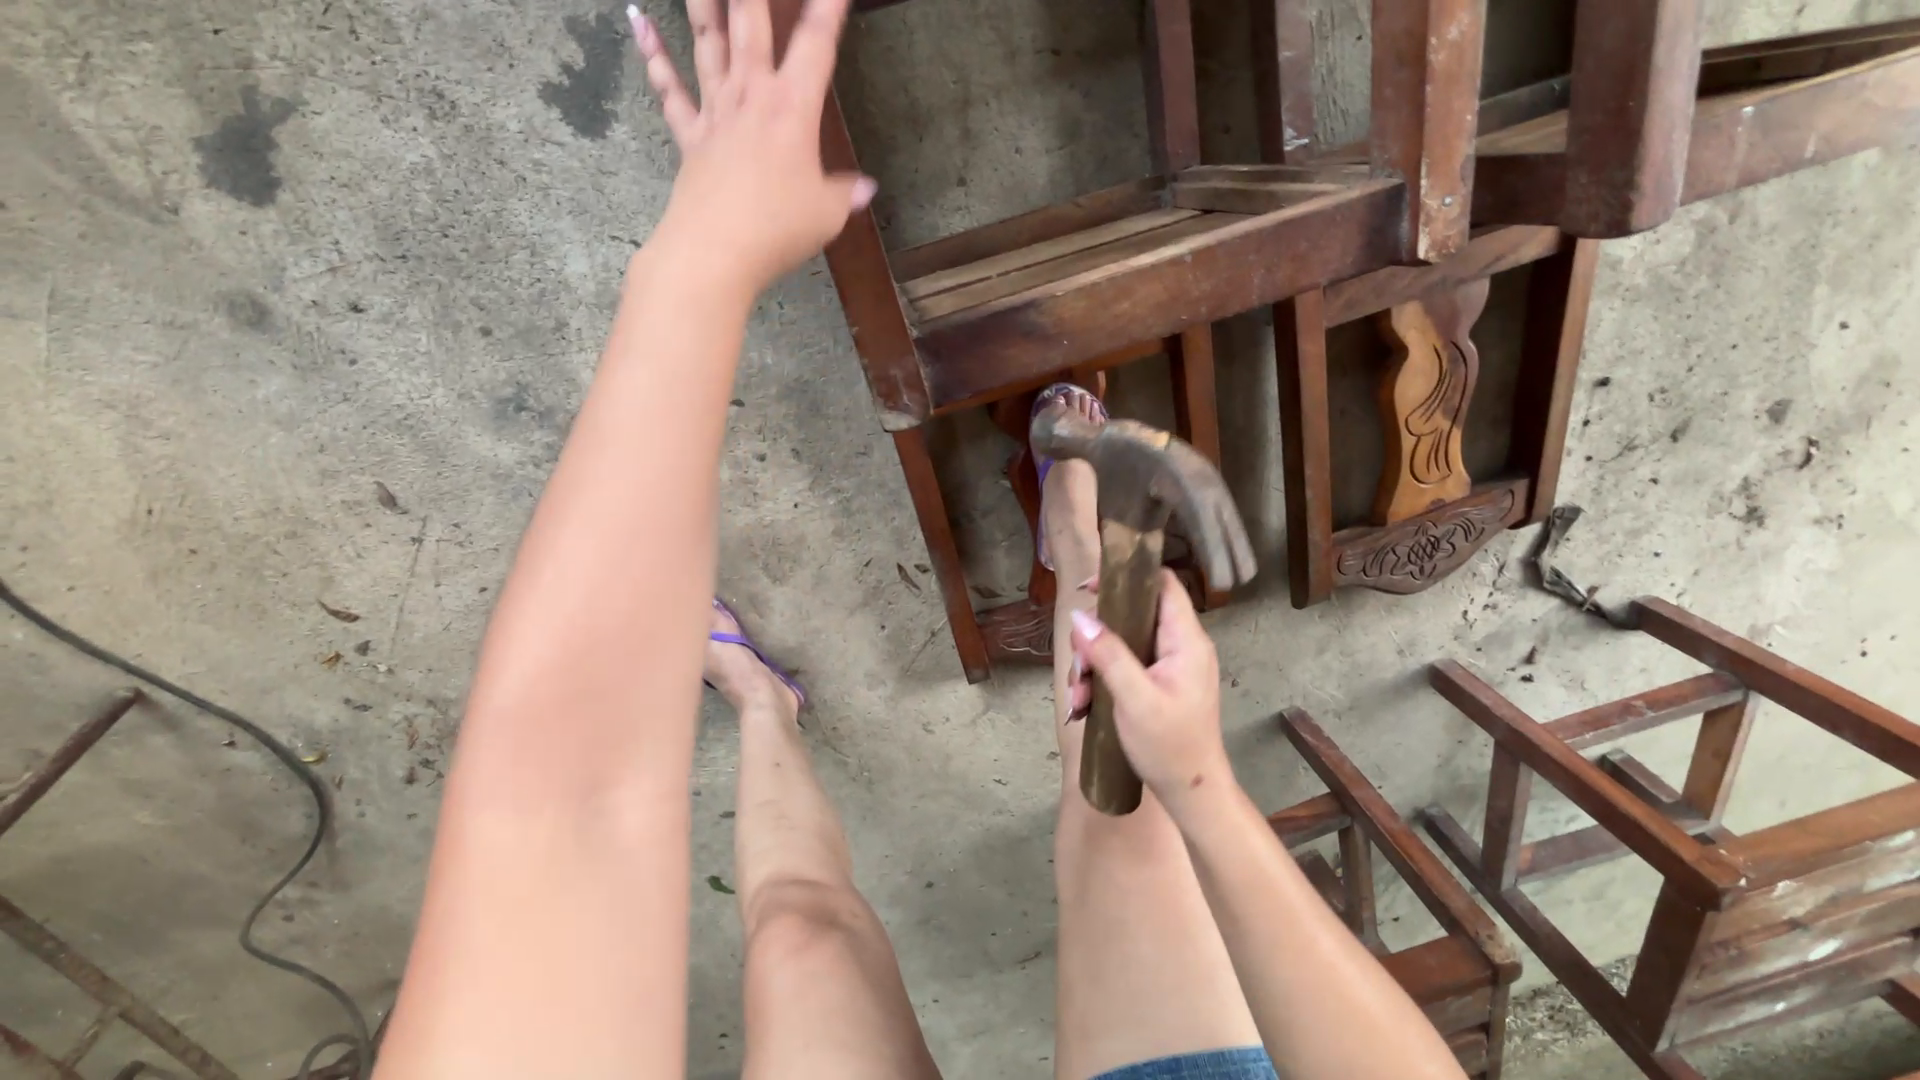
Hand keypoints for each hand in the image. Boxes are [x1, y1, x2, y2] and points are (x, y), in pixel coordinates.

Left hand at [630, 0, 875, 293]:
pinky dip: (653, 55)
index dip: (828, 8)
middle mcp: (751, 97)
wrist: (714, 251)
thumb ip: (845, 194)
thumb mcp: (827, 215)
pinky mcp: (689, 136)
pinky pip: (669, 89)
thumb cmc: (777, 230)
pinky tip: (639, 21)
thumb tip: (864, 188)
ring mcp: (716, 113)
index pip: (817, 44)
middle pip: (751, 24)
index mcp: (793, 109)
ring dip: (704, 3)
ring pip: (708, 43)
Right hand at [1066, 570, 1231, 809]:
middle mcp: (1180, 646)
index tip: (1089, 588)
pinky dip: (1102, 680)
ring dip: (1093, 665)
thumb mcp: (1134, 699)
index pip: (1162, 583)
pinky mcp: (1158, 683)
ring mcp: (1169, 666)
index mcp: (1186, 641)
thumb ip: (1108, 654)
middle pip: (1132, 615)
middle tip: (1079, 665)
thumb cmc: (1169, 746)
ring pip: (1121, 643)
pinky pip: (1124, 666)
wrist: (1191, 793)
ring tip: (1080, 696)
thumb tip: (1079, 616)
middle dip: (1096, 637)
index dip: (1126, 575)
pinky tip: (1086, 704)